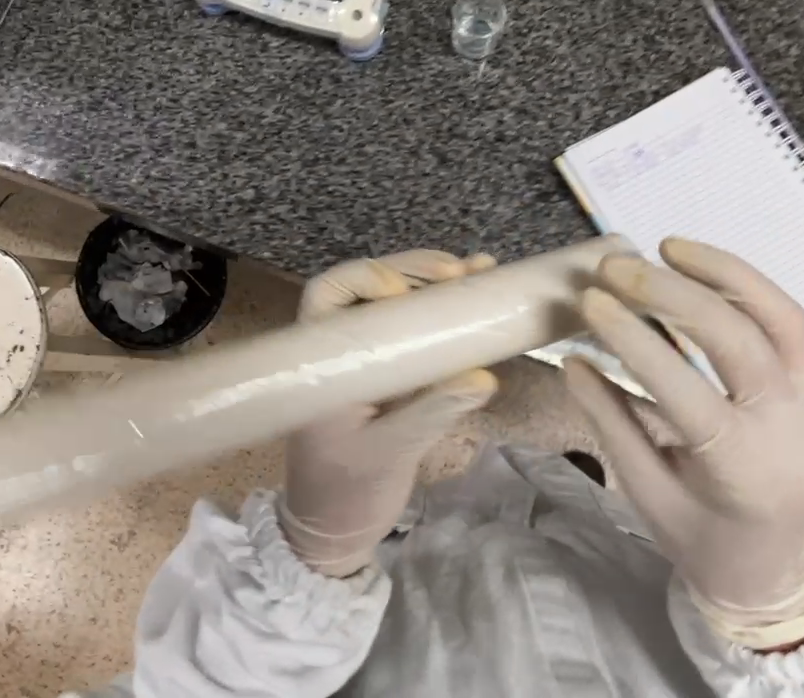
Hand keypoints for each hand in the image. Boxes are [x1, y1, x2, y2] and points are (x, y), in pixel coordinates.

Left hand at [280, 250, 498, 576]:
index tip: (403, 292)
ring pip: (399, 305)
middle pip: (372, 288)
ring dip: (437, 287)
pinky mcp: (394, 371)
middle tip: (459, 272)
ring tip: (481, 271)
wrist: (335, 530)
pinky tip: (480, 295)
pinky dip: (447, 315)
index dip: (365, 278)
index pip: (329, 292)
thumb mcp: (388, 453)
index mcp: (320, 358)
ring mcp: (369, 357)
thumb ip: (430, 414)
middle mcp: (341, 346)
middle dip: (415, 271)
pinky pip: (419, 333)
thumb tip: (483, 378)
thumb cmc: (345, 490)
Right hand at [565, 239, 803, 645]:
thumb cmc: (703, 536)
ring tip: (666, 246)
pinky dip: (742, 285)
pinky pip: (785, 321)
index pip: (686, 390)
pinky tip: (695, 265)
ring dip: (722, 273)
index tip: (591, 302)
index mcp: (741, 466)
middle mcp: (785, 423)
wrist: (776, 567)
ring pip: (779, 318)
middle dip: (672, 295)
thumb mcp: (646, 493)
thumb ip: (611, 424)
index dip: (635, 341)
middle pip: (738, 340)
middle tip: (615, 268)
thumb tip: (573, 362)